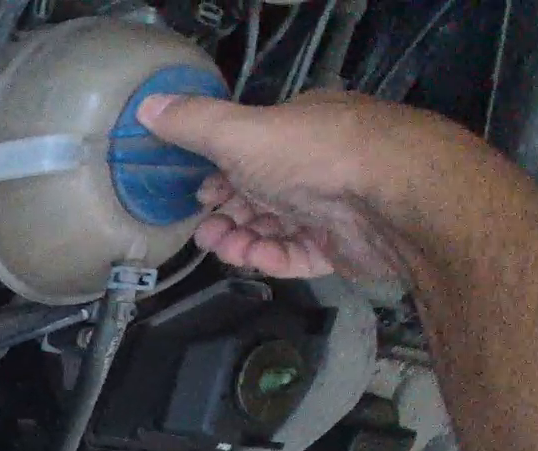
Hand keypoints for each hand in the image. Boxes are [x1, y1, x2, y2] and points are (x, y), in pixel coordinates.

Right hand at [135, 91, 461, 283]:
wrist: (392, 198)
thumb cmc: (316, 157)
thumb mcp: (241, 133)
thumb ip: (193, 124)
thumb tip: (145, 105)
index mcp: (299, 129)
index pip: (247, 155)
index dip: (216, 179)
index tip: (198, 199)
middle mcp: (316, 164)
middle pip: (253, 197)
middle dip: (222, 217)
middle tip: (206, 233)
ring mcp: (329, 206)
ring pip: (268, 228)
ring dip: (238, 241)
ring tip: (226, 248)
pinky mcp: (337, 244)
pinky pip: (290, 254)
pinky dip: (267, 257)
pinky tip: (254, 258)